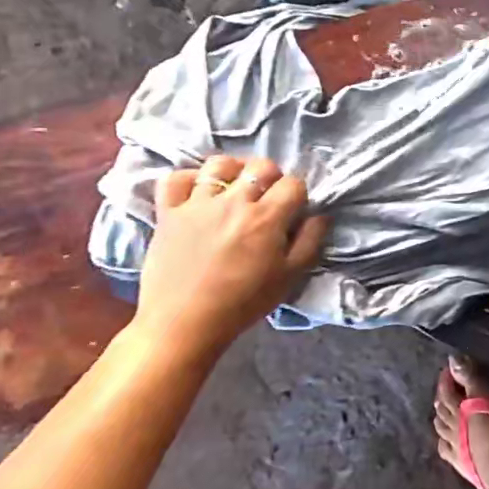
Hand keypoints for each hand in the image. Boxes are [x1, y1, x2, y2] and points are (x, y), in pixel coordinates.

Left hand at [134, 155, 328, 361]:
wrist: (184, 323)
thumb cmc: (243, 302)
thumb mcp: (290, 276)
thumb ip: (310, 240)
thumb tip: (320, 215)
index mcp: (267, 217)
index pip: (293, 184)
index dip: (298, 194)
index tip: (294, 209)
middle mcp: (234, 202)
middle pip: (261, 166)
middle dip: (272, 176)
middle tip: (268, 197)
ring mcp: (197, 204)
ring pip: (219, 164)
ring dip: (233, 170)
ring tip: (235, 187)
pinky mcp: (168, 213)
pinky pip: (175, 179)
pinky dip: (188, 178)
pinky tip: (198, 190)